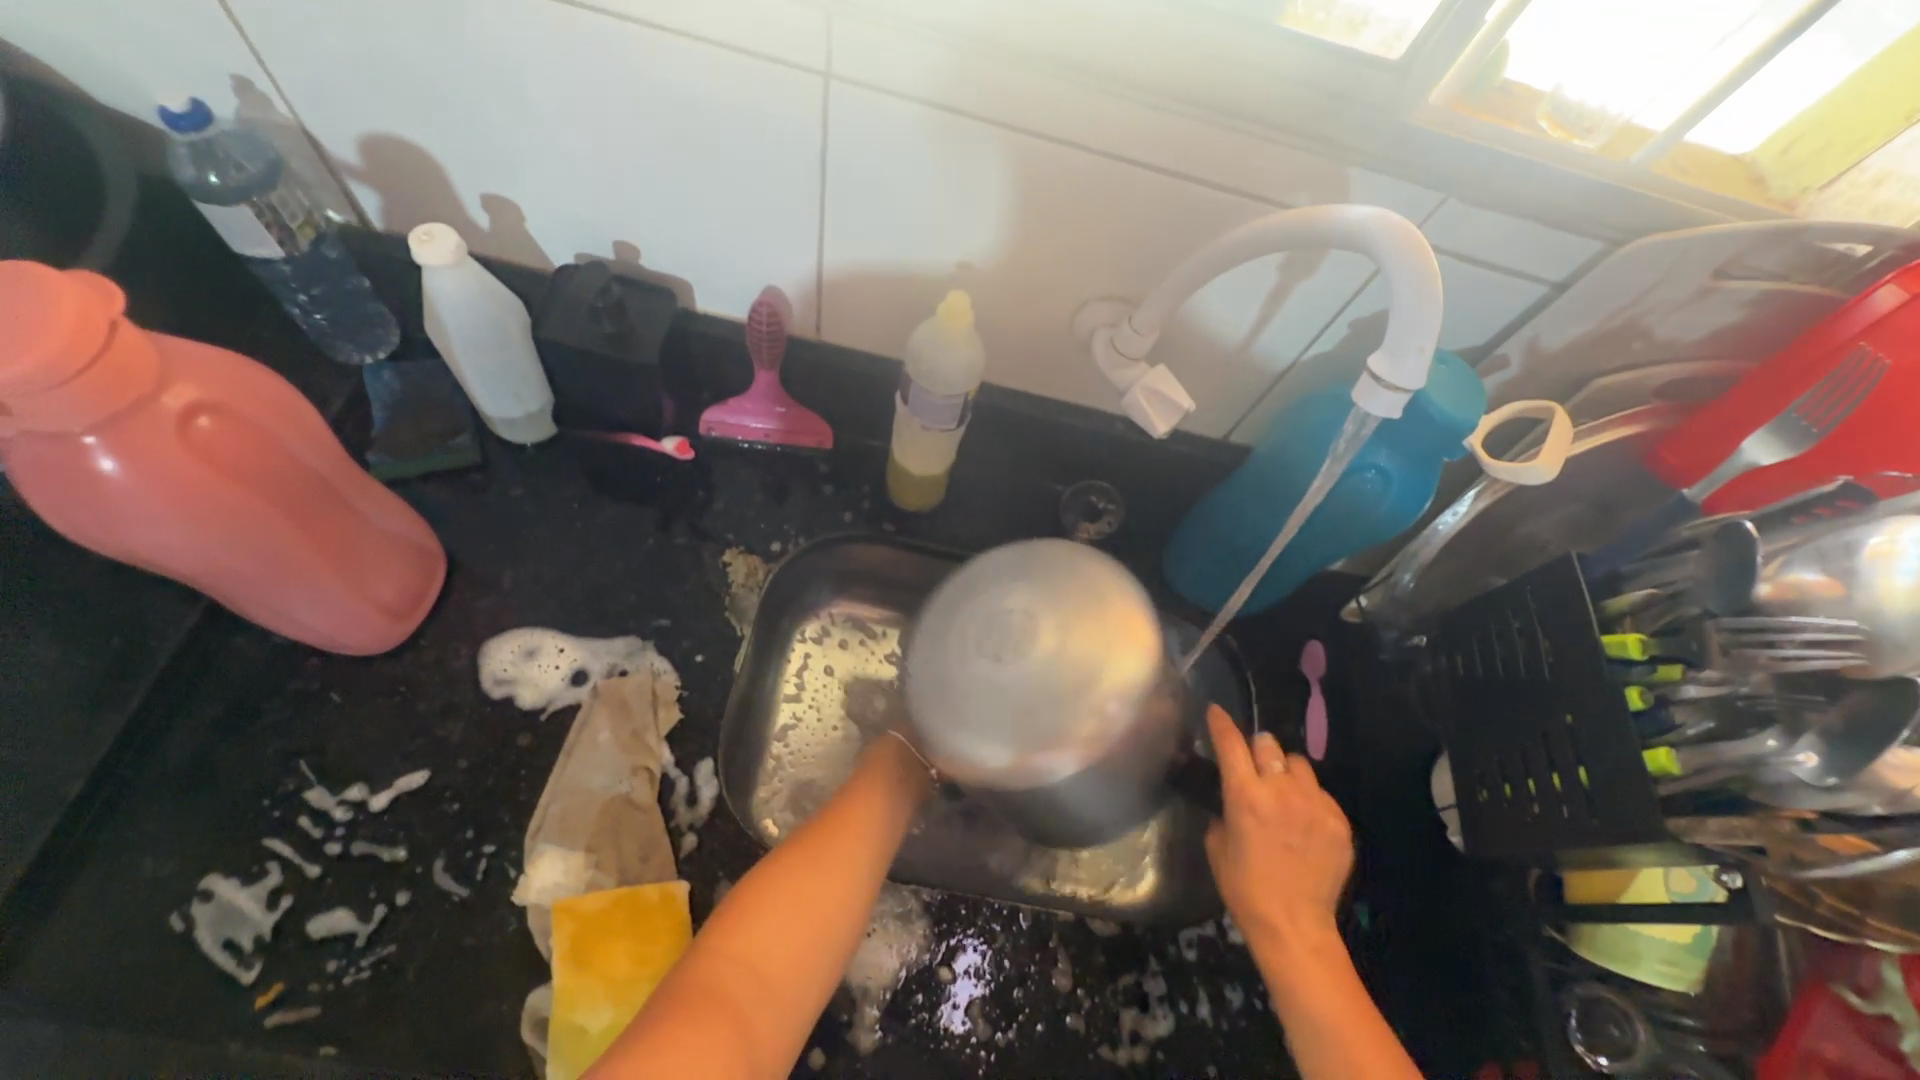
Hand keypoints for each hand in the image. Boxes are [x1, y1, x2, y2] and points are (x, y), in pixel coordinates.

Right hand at [1204, 705, 1353, 950]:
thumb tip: (1232, 799)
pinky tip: (1304, 824)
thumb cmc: (1244, 888)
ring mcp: (1315, 804)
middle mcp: (1281, 792)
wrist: (1293, 924)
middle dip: (1258, 748)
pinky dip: (1309, 800)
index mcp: (1245, 796)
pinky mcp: (1339, 821)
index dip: (1221, 724)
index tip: (1216, 711)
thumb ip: (1224, 812)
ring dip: (1287, 772)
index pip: (1231, 744)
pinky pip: (1321, 794)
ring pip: (1299, 765)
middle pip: (1269, 745)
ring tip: (1284, 793)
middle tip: (1255, 764)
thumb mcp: (1217, 846)